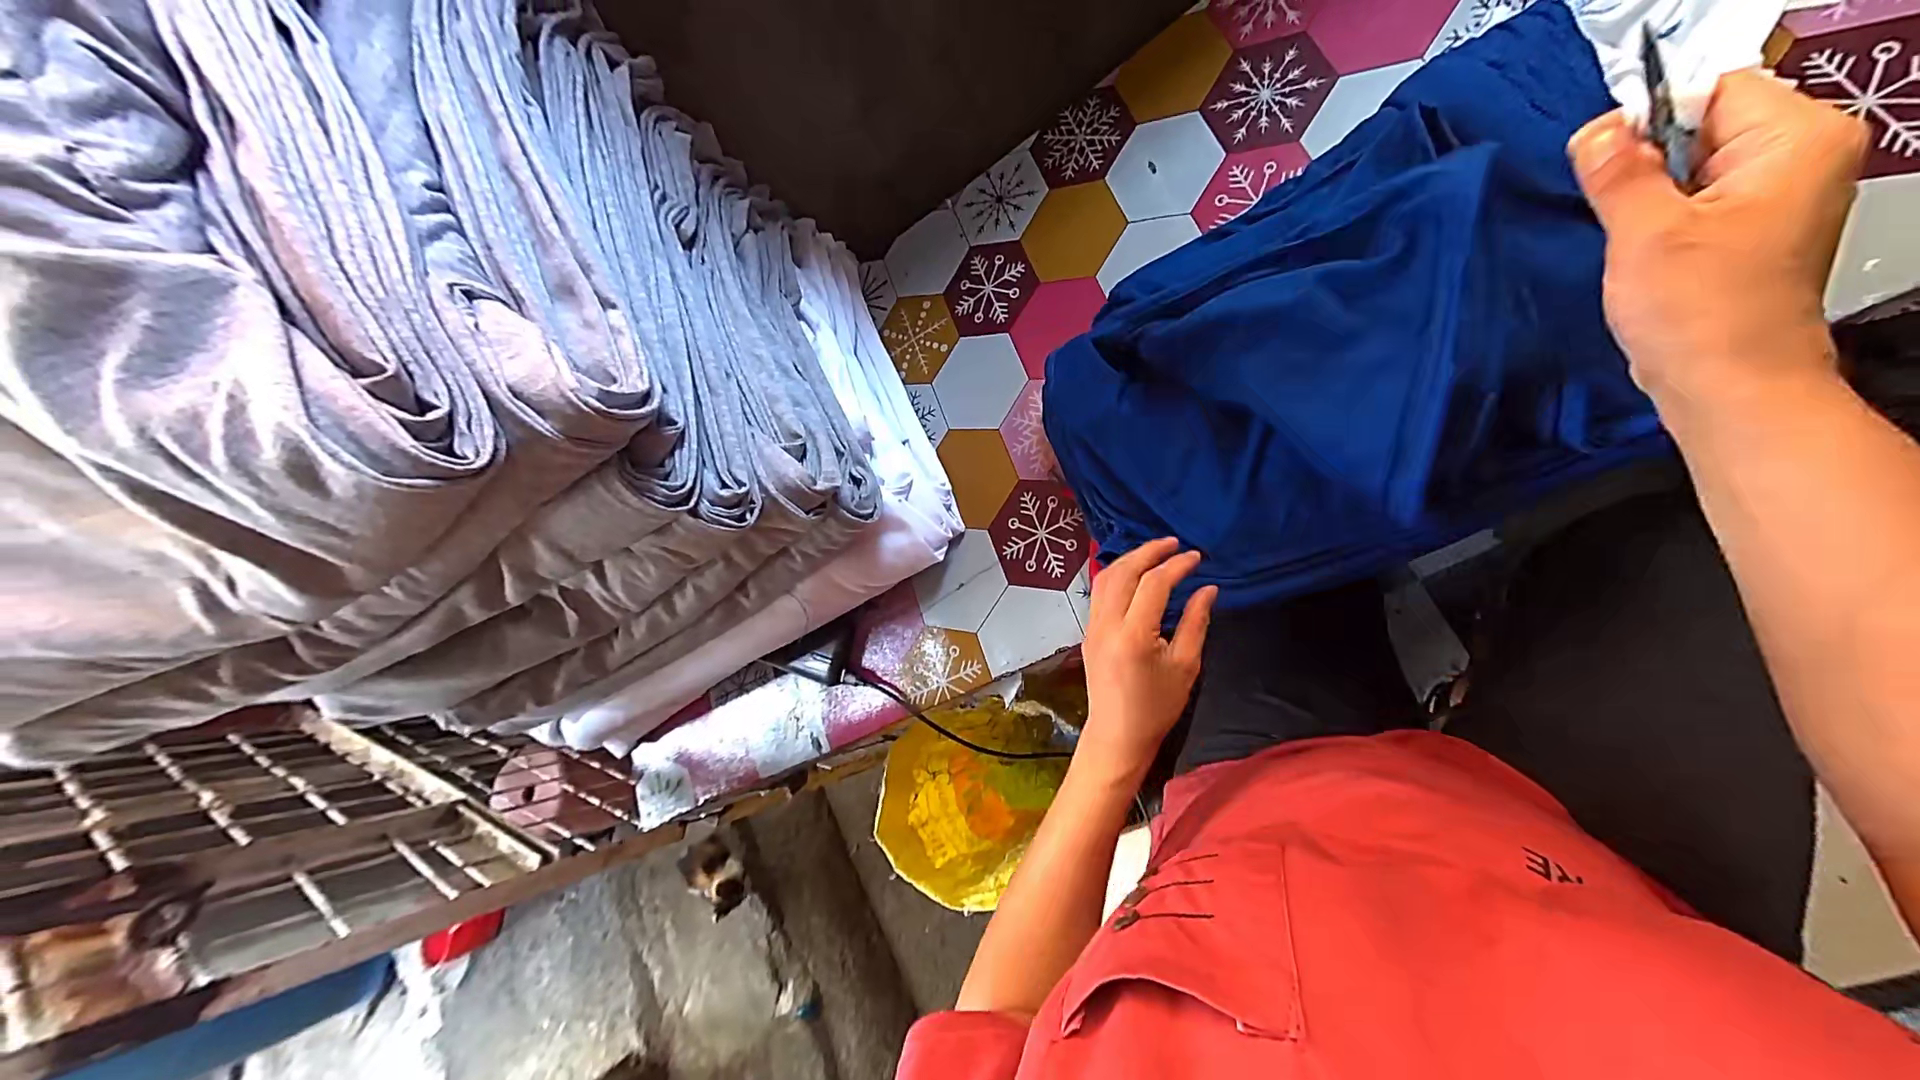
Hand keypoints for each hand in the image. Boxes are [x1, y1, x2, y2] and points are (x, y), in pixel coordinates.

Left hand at [1077, 538, 1217, 778]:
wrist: (1117, 734)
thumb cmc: (1156, 707)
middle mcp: (1106, 625)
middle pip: (1123, 572)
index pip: (1154, 584)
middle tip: (1174, 543)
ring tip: (1156, 552)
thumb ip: (1196, 622)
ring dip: (1130, 559)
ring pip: (1105, 578)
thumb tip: (1208, 588)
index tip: (1196, 558)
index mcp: (1133, 635)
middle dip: (1148, 551)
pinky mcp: (1088, 631)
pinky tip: (1135, 573)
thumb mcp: (1186, 666)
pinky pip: (1099, 592)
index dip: (1177, 565)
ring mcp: (1092, 627)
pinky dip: (1117, 575)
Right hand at [1568, 70, 1867, 414]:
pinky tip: (1642, 252)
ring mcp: (1777, 197)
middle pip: (1705, 128)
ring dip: (1647, 198)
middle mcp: (1801, 159)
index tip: (1604, 162)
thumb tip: (1597, 129)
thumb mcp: (1644, 232)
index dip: (1651, 120)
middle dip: (1647, 165)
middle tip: (1619, 212)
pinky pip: (1694, 202)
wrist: (1724, 380)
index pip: (1716, 91)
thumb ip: (1620, 173)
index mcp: (1798, 141)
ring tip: (1633, 239)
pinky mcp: (1748, 231)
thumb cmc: (1699, 310)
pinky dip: (1658, 220)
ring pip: (1692, 169)